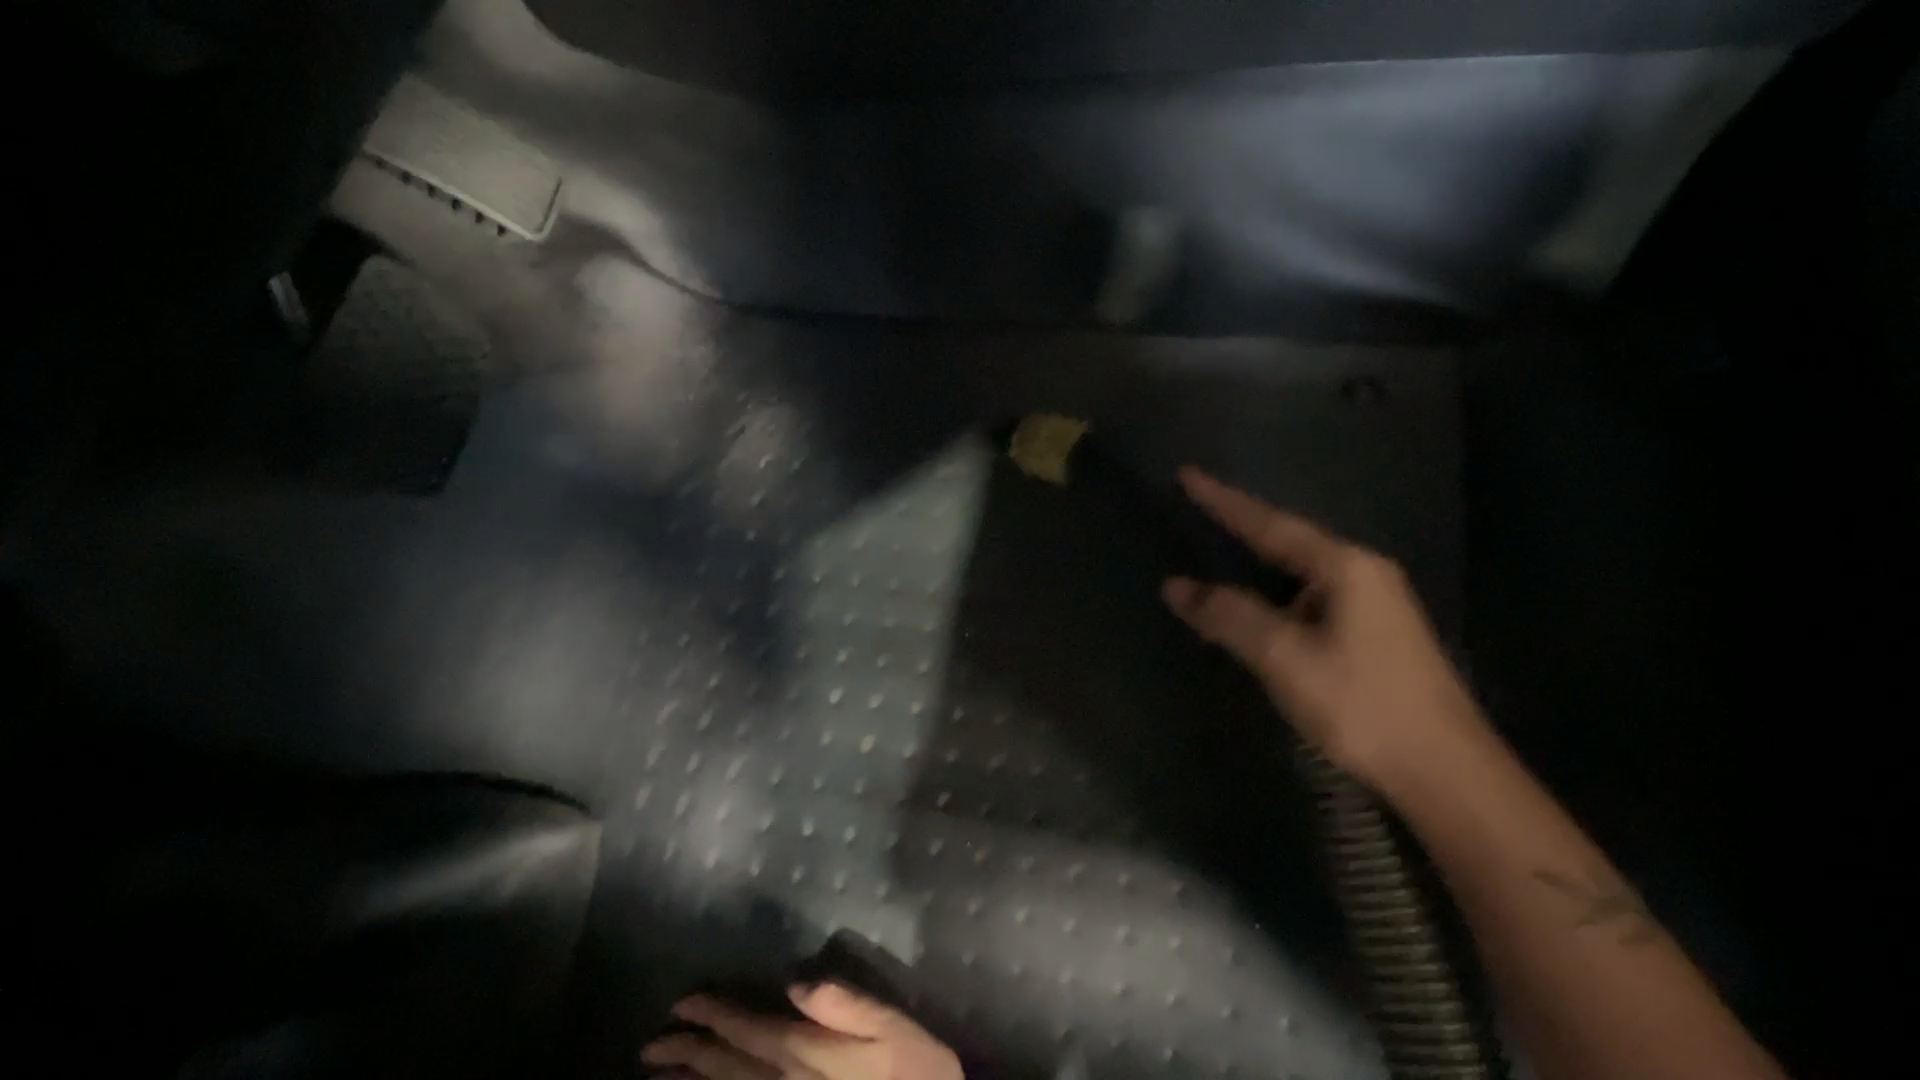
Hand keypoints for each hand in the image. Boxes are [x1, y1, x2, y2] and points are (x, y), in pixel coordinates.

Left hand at [643, 984, 962, 1079]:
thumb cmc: (916, 1071)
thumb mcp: (894, 1026)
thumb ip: (846, 1003)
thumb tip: (796, 981)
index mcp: (807, 1050)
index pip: (748, 1029)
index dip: (713, 1015)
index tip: (680, 1003)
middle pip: (726, 1066)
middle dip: (687, 1052)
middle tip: (650, 1046)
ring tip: (657, 1078)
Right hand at [1160, 468, 1483, 786]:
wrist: (1443, 769)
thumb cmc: (1361, 704)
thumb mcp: (1286, 658)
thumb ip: (1230, 617)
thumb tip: (1176, 586)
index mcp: (1345, 567)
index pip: (1270, 524)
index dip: (1224, 502)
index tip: (1187, 474)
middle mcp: (1364, 573)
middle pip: (1289, 541)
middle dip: (1243, 525)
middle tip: (1199, 506)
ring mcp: (1376, 604)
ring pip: (1302, 571)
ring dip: (1260, 561)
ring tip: (1221, 548)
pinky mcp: (1376, 634)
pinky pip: (1313, 596)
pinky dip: (1277, 593)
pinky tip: (1261, 604)